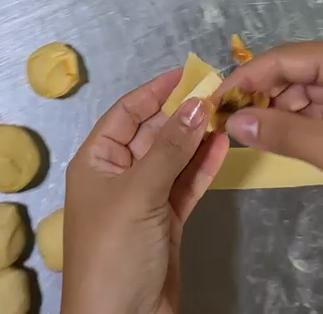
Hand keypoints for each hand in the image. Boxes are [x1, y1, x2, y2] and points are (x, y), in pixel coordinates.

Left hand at [63, 70, 228, 313]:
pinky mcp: (167, 223)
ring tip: (226, 114)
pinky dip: (203, 167)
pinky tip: (223, 146)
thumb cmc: (114, 250)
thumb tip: (197, 104)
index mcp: (96, 160)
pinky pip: (186, 185)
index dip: (154, 92)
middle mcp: (118, 175)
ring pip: (174, 158)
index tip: (185, 73)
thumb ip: (170, 148)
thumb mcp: (138, 193)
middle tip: (217, 92)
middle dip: (182, 113)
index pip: (126, 113)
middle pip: (153, 133)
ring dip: (197, 138)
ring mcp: (144, 200)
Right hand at [215, 39, 322, 241]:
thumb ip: (282, 132)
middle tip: (228, 121)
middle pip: (296, 72)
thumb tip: (233, 120)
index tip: (214, 99)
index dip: (247, 77)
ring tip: (250, 134)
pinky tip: (285, 141)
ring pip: (310, 93)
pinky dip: (304, 125)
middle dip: (263, 95)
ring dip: (282, 112)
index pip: (284, 58)